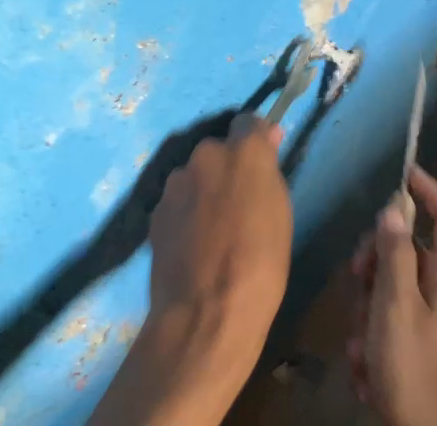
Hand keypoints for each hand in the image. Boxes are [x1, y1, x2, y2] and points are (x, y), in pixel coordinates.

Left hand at [147, 114, 292, 328]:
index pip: (248, 123)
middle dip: (228, 169)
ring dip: (204, 191)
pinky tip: (194, 245)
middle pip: (219, 152)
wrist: (205, 313)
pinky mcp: (155, 212)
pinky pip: (178, 203)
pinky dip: (186, 214)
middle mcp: (205, 156)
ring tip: (214, 231)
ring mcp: (175, 183)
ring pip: (195, 177)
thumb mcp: (280, 213)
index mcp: (243, 152)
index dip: (256, 141)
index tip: (264, 161)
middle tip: (240, 205)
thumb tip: (266, 140)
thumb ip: (269, 171)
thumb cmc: (260, 263)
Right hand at [348, 166, 436, 425]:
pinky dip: (366, 335)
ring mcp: (422, 316)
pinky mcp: (406, 340)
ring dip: (364, 307)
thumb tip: (393, 208)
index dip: (431, 190)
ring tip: (361, 342)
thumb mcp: (396, 308)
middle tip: (357, 278)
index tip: (403, 172)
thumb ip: (394, 256)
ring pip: (385, 284)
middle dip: (374, 261)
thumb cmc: (410, 367)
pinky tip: (363, 364)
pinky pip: (379, 317)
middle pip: (405, 249)